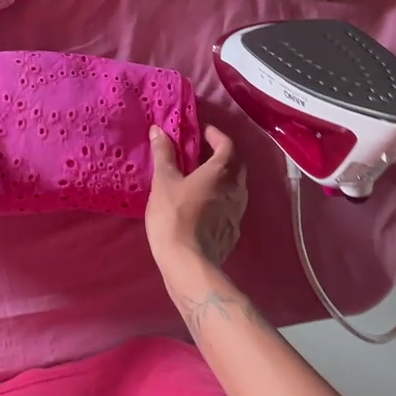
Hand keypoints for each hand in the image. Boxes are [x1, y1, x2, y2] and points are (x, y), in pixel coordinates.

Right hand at [146, 125, 247, 272]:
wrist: (188, 265)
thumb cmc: (175, 217)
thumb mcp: (164, 181)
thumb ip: (163, 154)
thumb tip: (158, 130)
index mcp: (222, 173)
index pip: (227, 144)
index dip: (215, 134)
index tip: (199, 131)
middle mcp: (236, 189)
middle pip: (235, 164)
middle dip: (220, 154)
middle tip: (198, 152)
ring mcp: (237, 212)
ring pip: (234, 186)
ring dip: (221, 176)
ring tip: (198, 176)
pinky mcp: (233, 231)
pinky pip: (230, 205)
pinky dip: (219, 196)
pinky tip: (202, 203)